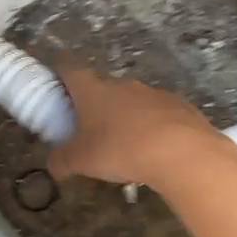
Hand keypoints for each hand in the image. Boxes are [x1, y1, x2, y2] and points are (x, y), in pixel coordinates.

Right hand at [47, 69, 232, 186]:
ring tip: (124, 143)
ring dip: (124, 115)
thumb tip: (53, 166)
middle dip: (94, 103)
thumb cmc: (120, 150)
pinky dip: (152, 125)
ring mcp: (153, 93)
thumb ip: (62, 162)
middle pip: (102, 86)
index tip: (56, 82)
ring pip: (131, 100)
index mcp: (93, 92)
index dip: (59, 72)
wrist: (182, 153)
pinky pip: (158, 112)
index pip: (70, 70)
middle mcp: (122, 85)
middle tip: (89, 128)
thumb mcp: (80, 162)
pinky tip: (154, 148)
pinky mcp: (179, 105)